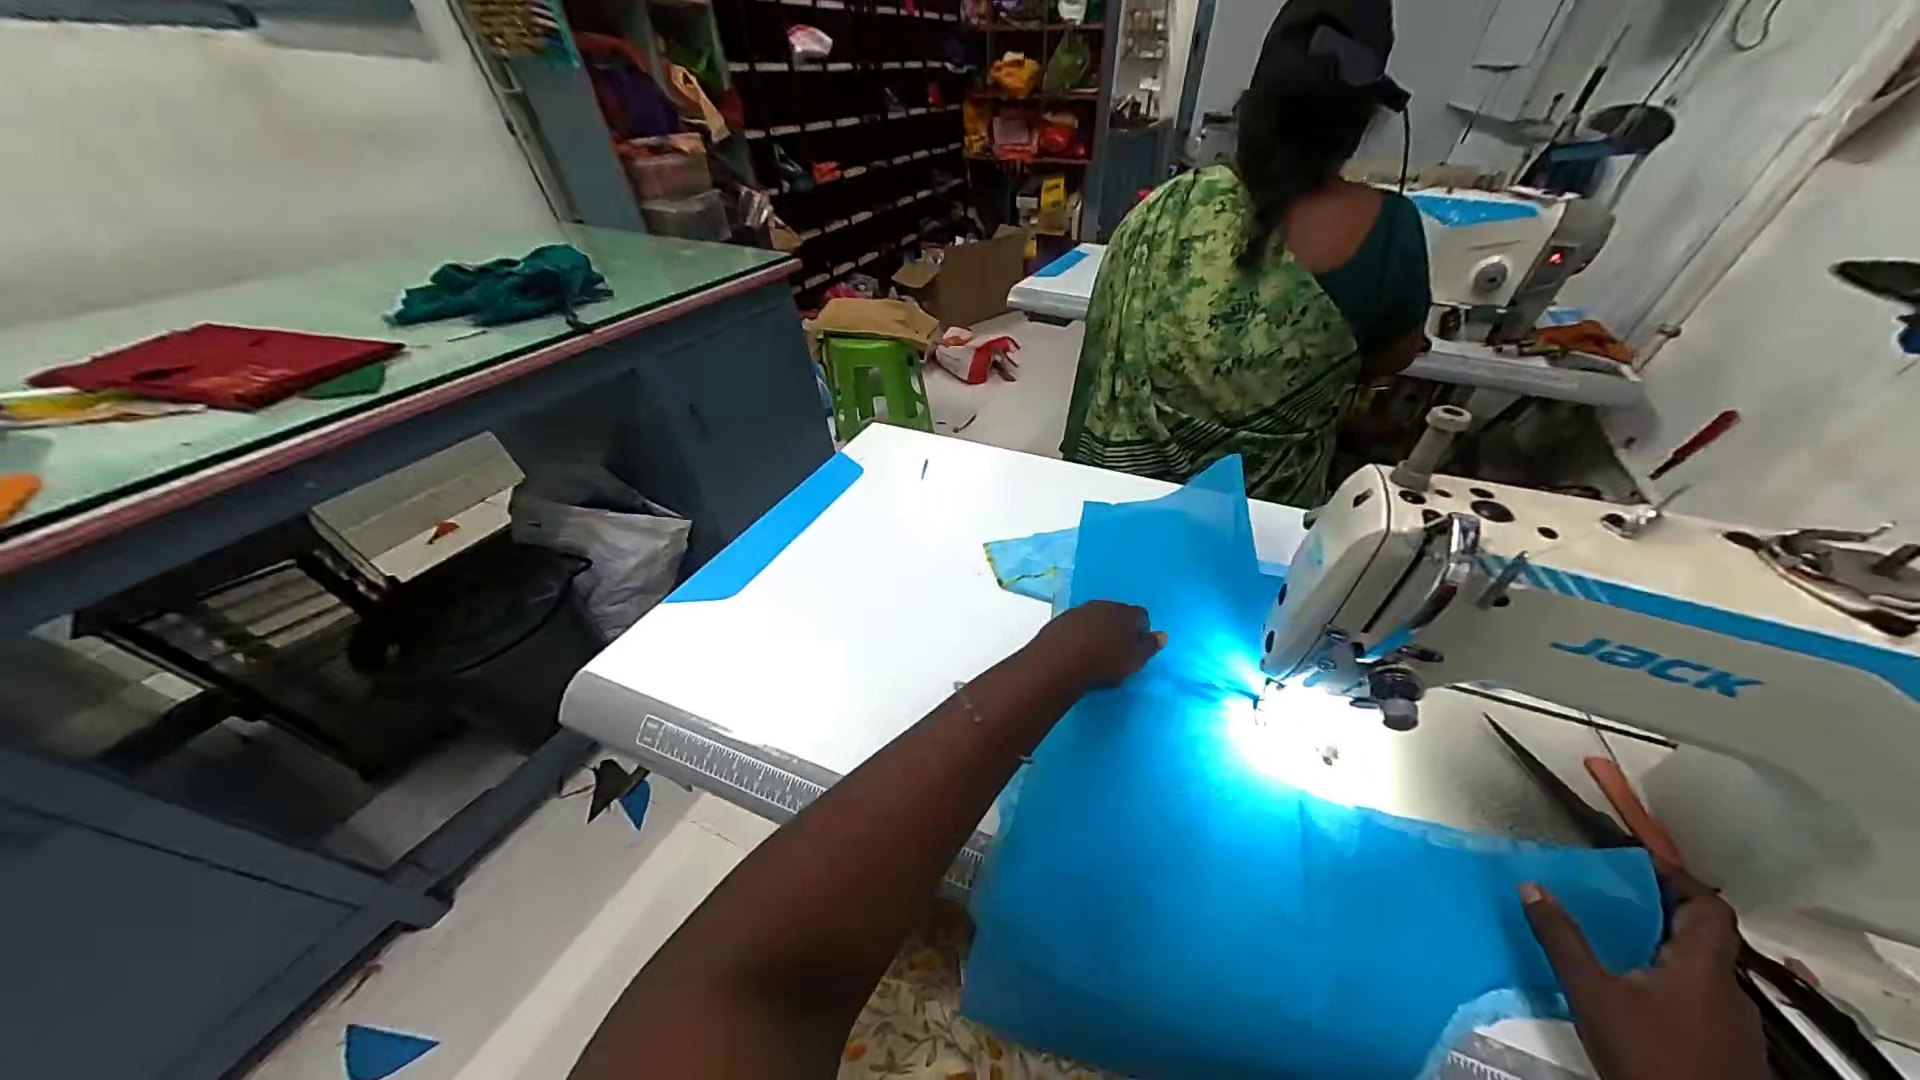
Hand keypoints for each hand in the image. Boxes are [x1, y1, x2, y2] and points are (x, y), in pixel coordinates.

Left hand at [1027, 601, 1164, 687]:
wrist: (1060, 661)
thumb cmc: (1104, 662)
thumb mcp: (1135, 660)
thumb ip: (1150, 646)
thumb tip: (1162, 635)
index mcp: (1126, 613)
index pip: (1141, 615)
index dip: (1141, 630)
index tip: (1136, 647)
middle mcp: (1103, 605)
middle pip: (1117, 613)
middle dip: (1119, 627)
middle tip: (1116, 649)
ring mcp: (1080, 610)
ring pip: (1095, 616)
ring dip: (1098, 628)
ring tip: (1095, 650)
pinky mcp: (1061, 619)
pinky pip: (1076, 623)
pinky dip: (1079, 632)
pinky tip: (1076, 648)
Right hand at [1521, 880, 1767, 1079]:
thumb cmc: (1649, 1053)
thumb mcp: (1591, 993)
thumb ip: (1561, 937)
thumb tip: (1530, 885)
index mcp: (1702, 967)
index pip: (1710, 908)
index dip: (1677, 878)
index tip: (1634, 860)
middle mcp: (1725, 988)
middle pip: (1702, 934)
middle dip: (1658, 905)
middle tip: (1610, 887)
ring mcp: (1729, 1020)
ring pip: (1697, 963)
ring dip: (1658, 938)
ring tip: (1609, 926)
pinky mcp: (1722, 1045)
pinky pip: (1693, 989)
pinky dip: (1662, 968)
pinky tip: (1626, 978)